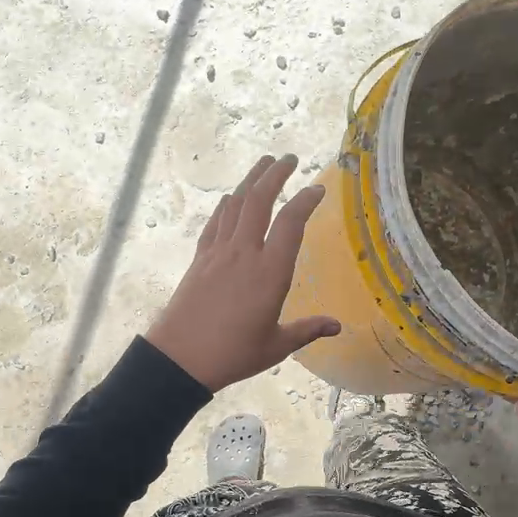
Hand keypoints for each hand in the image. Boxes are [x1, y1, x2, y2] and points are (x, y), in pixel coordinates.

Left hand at [146, 154, 340, 391]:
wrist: (180, 358)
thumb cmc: (233, 354)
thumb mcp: (276, 346)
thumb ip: (307, 331)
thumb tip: (337, 326)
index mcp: (269, 273)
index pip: (291, 223)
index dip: (305, 201)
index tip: (317, 189)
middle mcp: (244, 254)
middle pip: (260, 201)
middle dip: (276, 174)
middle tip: (289, 158)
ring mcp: (218, 253)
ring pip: (236, 205)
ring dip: (251, 181)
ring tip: (263, 163)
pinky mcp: (199, 260)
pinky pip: (215, 223)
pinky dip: (226, 206)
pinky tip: (231, 199)